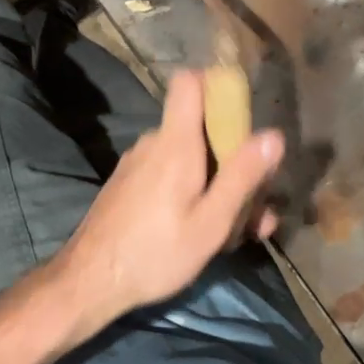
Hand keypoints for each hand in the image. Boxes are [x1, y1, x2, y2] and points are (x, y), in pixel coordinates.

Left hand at [47, 70, 283, 328]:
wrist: (90, 281)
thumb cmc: (156, 252)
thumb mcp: (211, 222)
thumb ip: (242, 177)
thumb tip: (273, 135)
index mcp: (175, 143)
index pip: (189, 82)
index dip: (217, 85)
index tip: (245, 115)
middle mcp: (153, 143)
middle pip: (199, 129)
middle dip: (233, 159)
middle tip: (257, 206)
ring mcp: (137, 164)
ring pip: (188, 159)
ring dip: (216, 186)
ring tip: (239, 232)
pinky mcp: (128, 185)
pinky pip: (169, 176)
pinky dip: (192, 194)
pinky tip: (203, 233)